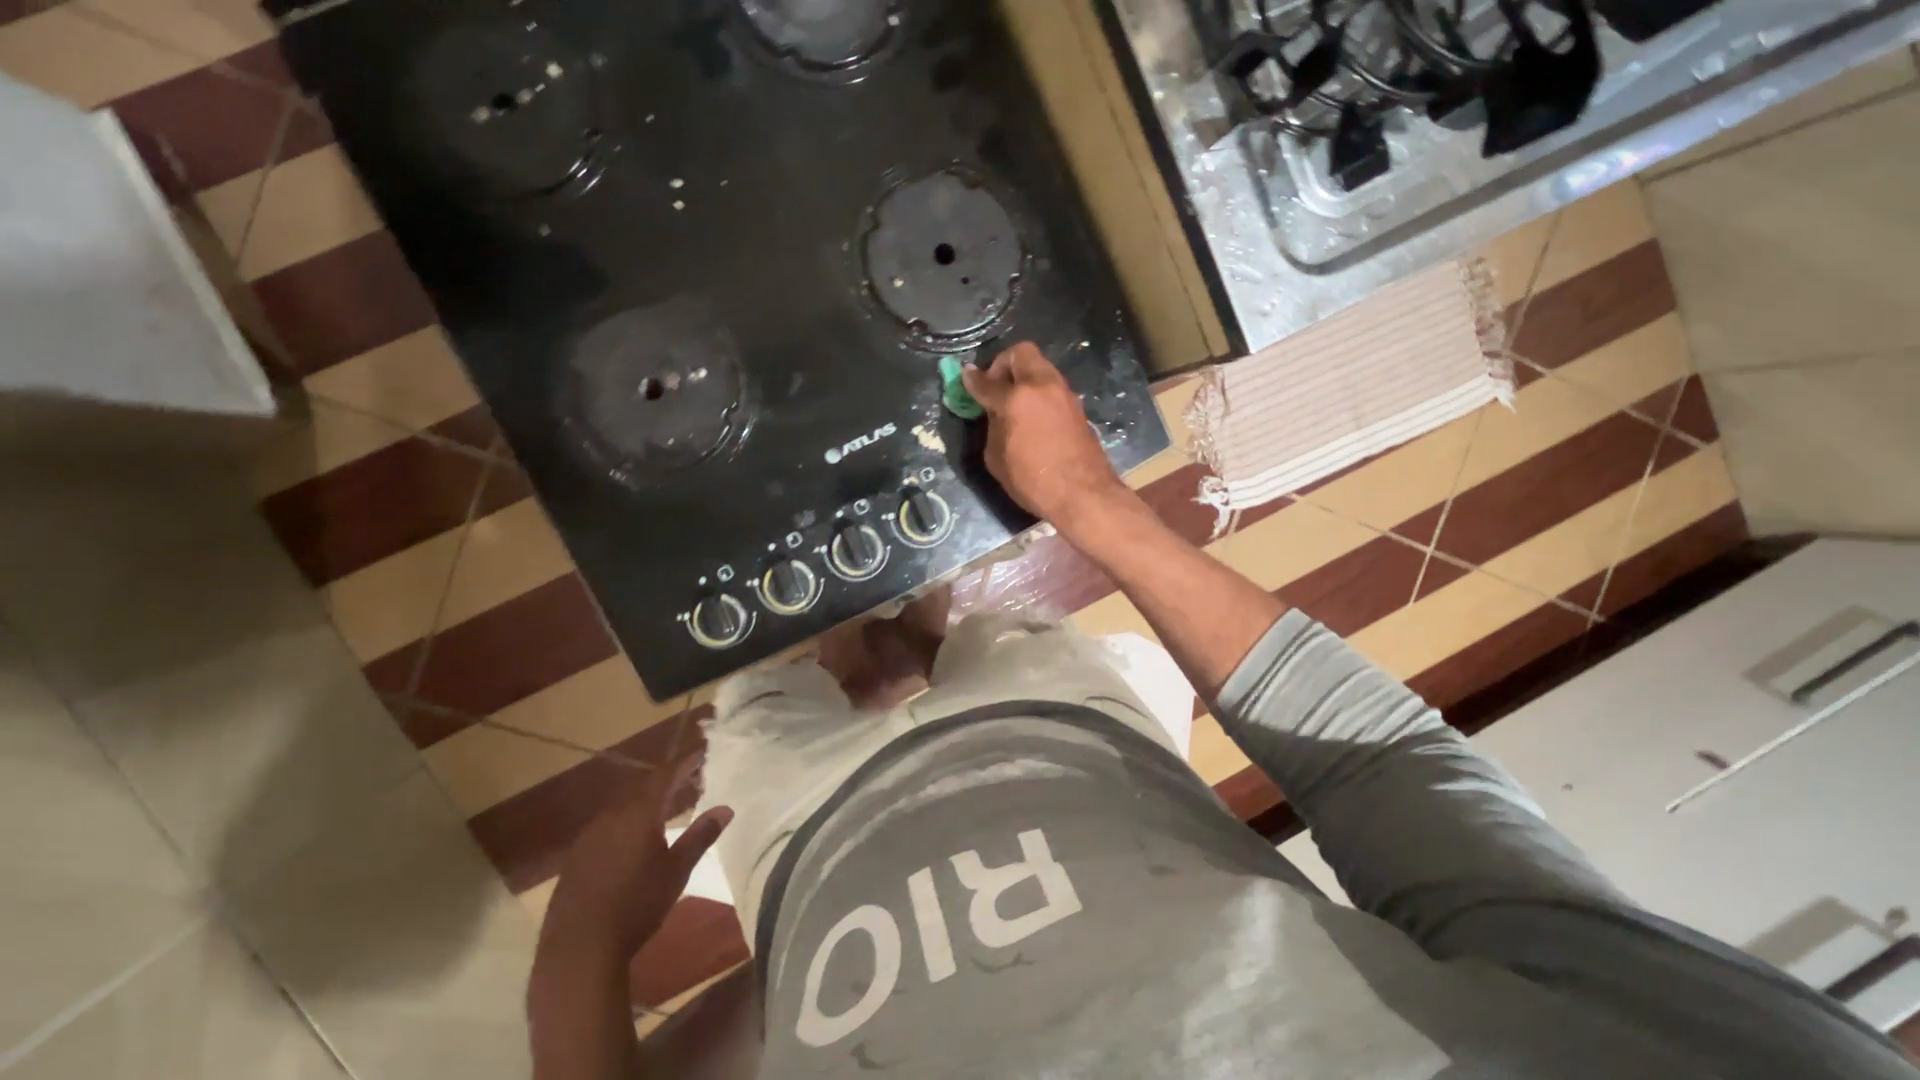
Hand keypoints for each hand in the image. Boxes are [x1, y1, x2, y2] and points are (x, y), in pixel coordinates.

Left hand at [541, 757, 731, 961]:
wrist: (580, 947)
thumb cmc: (637, 906)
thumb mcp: (676, 872)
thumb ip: (700, 837)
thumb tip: (726, 808)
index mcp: (638, 815)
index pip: (664, 777)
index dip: (683, 764)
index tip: (700, 754)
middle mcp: (610, 818)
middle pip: (641, 790)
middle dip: (665, 783)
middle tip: (687, 781)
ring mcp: (588, 837)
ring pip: (621, 810)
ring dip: (643, 805)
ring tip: (663, 809)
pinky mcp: (575, 858)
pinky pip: (605, 828)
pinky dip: (625, 825)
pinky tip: (632, 842)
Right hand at [962, 342, 1126, 529]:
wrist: (1083, 494)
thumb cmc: (1033, 481)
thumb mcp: (997, 458)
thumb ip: (993, 426)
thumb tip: (994, 413)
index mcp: (1017, 399)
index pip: (987, 382)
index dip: (972, 380)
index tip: (965, 377)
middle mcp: (1042, 386)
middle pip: (1021, 353)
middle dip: (1003, 364)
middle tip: (995, 387)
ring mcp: (1063, 393)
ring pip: (1040, 367)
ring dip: (1023, 376)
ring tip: (1013, 402)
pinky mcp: (1076, 406)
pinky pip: (1051, 385)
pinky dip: (1038, 391)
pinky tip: (1031, 414)